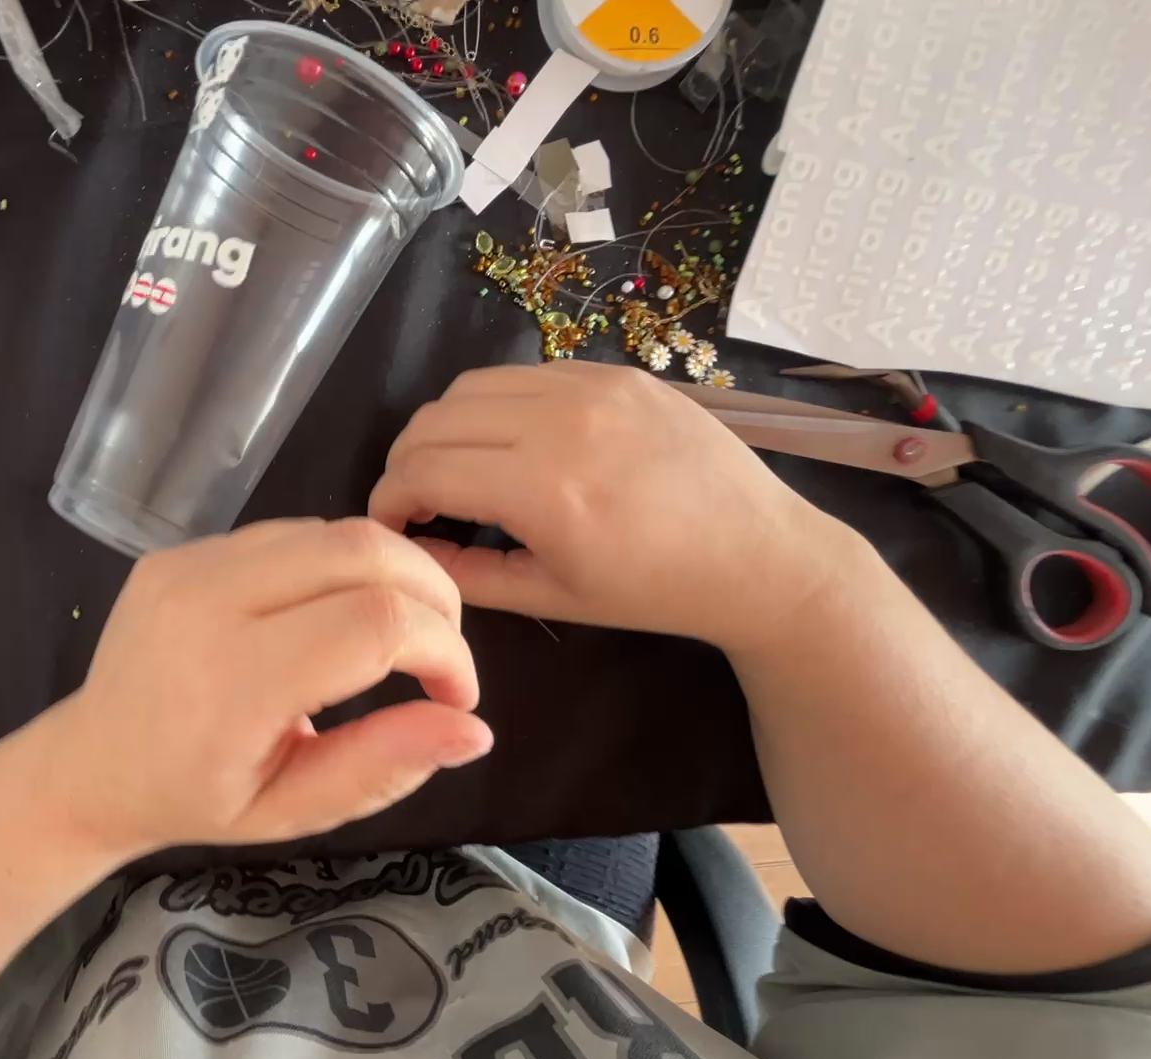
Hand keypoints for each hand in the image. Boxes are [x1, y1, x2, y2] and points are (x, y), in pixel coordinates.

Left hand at [41, 518, 492, 855]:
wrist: (91, 762)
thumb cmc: (193, 799)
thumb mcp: (292, 810)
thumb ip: (382, 767)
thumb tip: (474, 728)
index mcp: (232, 682)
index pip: (374, 623)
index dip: (445, 649)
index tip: (456, 696)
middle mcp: (206, 601)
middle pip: (361, 550)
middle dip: (432, 591)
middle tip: (441, 649)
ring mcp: (187, 564)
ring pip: (329, 529)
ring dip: (388, 571)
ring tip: (395, 630)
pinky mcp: (179, 551)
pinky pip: (286, 533)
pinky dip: (336, 563)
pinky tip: (331, 610)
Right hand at [368, 361, 858, 650]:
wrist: (763, 554)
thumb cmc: (654, 590)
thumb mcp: (550, 597)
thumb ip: (464, 573)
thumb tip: (407, 549)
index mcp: (544, 488)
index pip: (422, 471)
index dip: (386, 500)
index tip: (389, 523)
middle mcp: (560, 421)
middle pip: (432, 421)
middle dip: (404, 464)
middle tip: (416, 501)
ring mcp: (590, 386)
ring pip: (468, 387)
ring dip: (444, 429)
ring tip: (459, 467)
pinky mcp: (614, 371)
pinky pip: (521, 375)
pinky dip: (493, 407)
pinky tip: (512, 442)